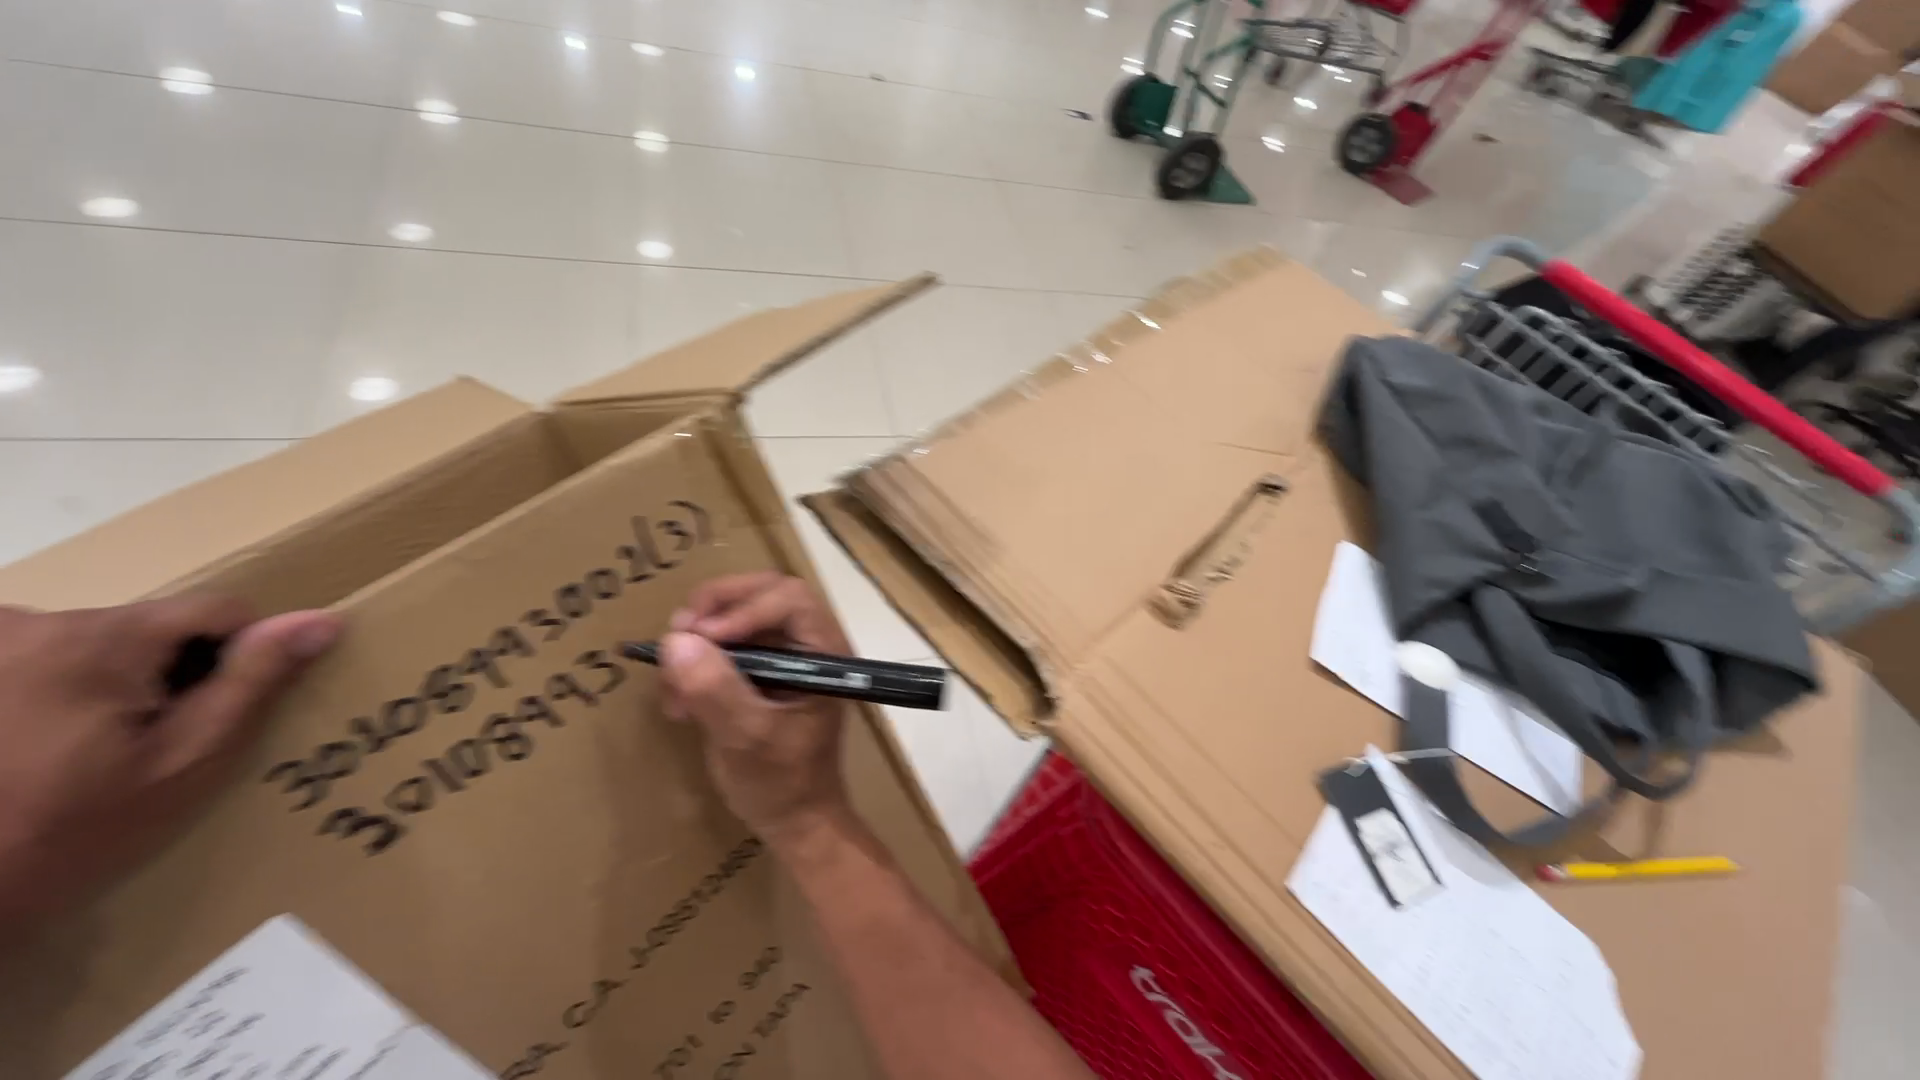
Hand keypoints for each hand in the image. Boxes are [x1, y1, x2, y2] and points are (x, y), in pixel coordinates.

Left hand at [0, 597, 340, 926]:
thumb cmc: (73, 831)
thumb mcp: (186, 759)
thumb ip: (251, 679)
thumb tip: (322, 621)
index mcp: (101, 638)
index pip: (220, 609)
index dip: (239, 656)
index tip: (212, 712)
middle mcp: (32, 620)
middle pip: (152, 624)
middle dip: (166, 672)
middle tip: (144, 742)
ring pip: (101, 639)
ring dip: (113, 678)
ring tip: (86, 747)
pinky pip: (47, 652)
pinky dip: (64, 685)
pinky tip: (40, 738)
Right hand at [658, 573, 851, 844]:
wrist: (794, 823)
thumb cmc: (783, 783)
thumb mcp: (746, 739)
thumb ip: (716, 690)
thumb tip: (676, 640)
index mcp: (825, 653)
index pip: (790, 598)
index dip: (743, 608)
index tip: (702, 637)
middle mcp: (809, 646)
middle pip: (762, 595)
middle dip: (716, 610)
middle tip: (677, 635)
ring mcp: (784, 658)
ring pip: (738, 618)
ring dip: (700, 640)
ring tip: (671, 680)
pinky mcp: (760, 675)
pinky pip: (725, 648)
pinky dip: (697, 664)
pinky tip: (678, 700)